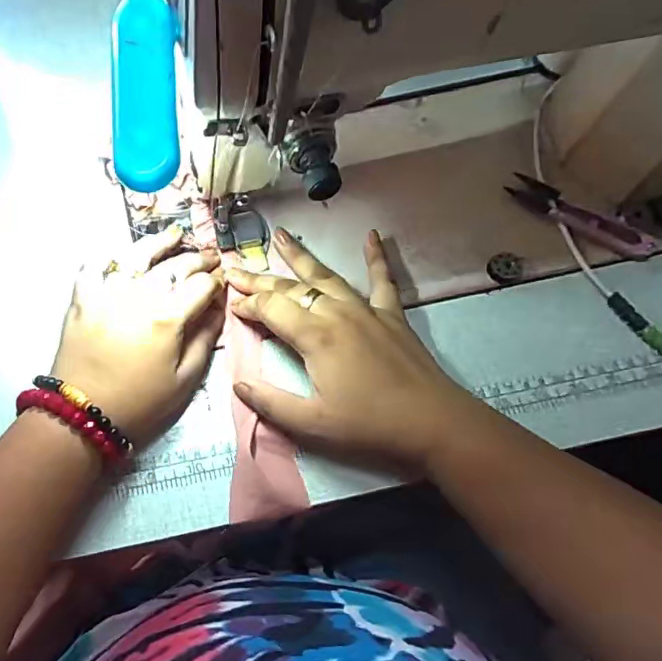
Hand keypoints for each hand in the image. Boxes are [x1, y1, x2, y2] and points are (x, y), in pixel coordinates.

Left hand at [49, 225, 223, 447]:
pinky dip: (107, 256)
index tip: (223, 280)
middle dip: (197, 258)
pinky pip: (94, 266)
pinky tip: (119, 254)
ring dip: (159, 243)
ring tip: (173, 235)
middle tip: (209, 256)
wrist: (81, 415)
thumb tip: (217, 311)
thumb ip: (205, 340)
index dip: (217, 280)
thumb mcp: (184, 381)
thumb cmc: (140, 404)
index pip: (201, 285)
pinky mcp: (82, 299)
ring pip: (137, 255)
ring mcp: (108, 293)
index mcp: (168, 317)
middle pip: (175, 265)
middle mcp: (139, 296)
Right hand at [227, 228, 490, 474]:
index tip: (230, 305)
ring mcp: (366, 310)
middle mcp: (337, 313)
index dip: (247, 305)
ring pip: (327, 276)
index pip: (271, 309)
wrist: (431, 420)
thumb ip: (271, 403)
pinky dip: (375, 256)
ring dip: (302, 256)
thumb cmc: (368, 424)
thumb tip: (238, 384)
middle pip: (292, 288)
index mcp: (315, 336)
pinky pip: (382, 279)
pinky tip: (373, 235)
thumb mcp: (312, 423)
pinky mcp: (391, 315)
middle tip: (235, 267)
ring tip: (282, 235)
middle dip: (260, 278)